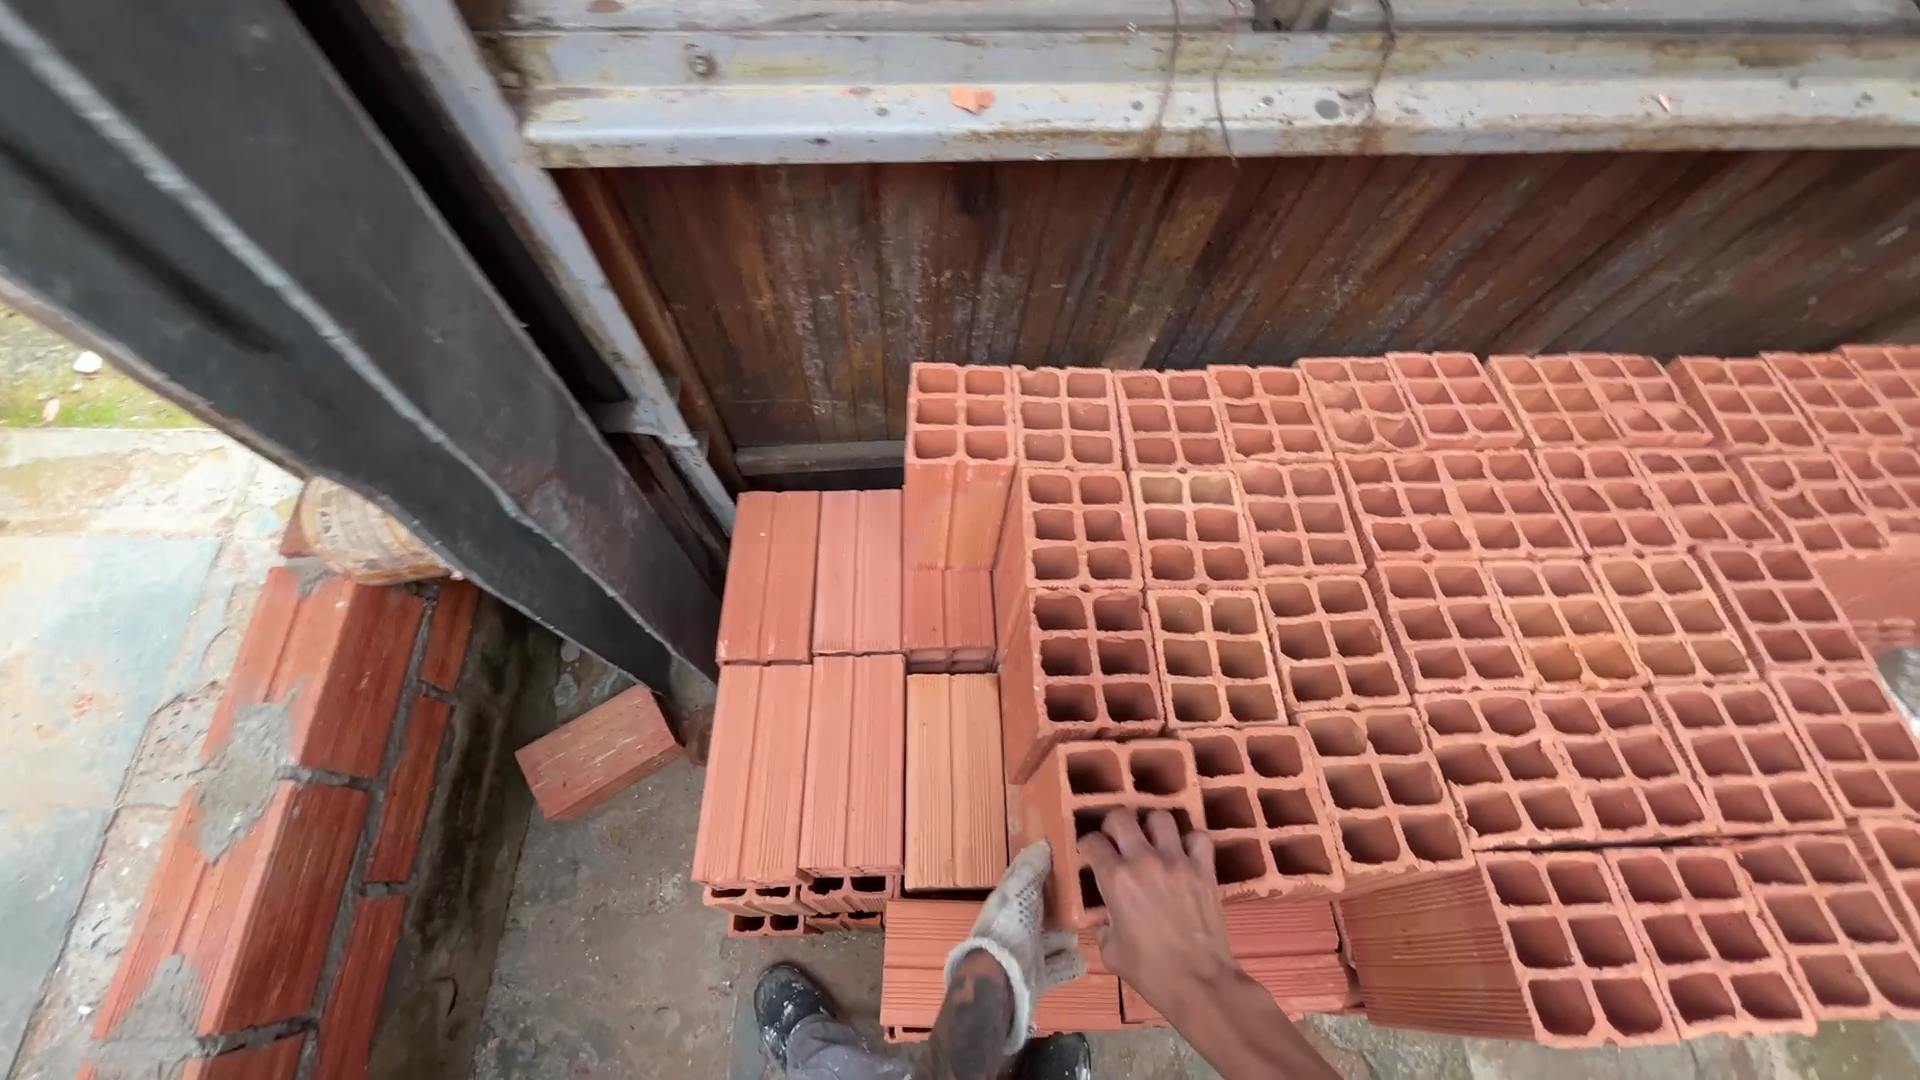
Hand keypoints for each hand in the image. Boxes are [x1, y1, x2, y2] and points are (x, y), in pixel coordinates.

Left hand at [943, 840, 1085, 1052]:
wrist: (1002, 981)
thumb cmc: (1009, 928)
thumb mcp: (1018, 891)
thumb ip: (1031, 869)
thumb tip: (1042, 843)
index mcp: (1009, 901)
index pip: (1027, 880)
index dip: (1043, 870)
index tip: (1066, 860)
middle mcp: (1017, 926)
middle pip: (1041, 911)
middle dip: (1059, 904)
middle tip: (1083, 895)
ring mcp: (1028, 953)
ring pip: (1051, 939)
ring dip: (1065, 934)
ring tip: (1086, 925)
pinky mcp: (1039, 977)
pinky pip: (1059, 968)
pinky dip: (1070, 963)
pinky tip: (1083, 957)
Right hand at [1076, 808, 1238, 1023]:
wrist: (1200, 983)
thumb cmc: (1151, 972)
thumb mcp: (1111, 951)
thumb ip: (1102, 924)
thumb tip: (1103, 915)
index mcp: (1116, 879)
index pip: (1092, 841)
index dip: (1087, 846)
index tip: (1090, 855)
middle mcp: (1144, 860)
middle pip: (1121, 816)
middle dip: (1113, 825)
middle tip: (1116, 840)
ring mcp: (1177, 861)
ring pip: (1160, 817)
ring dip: (1152, 827)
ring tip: (1152, 842)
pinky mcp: (1203, 869)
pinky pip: (1198, 838)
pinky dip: (1190, 842)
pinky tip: (1184, 854)